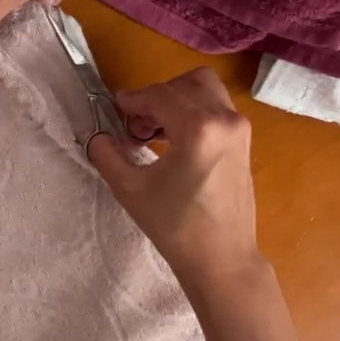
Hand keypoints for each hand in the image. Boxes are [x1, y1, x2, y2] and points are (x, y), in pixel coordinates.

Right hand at [86, 68, 262, 288]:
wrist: (221, 257)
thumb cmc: (175, 226)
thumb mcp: (131, 190)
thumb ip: (108, 157)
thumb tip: (95, 137)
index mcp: (199, 128)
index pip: (160, 96)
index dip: (133, 99)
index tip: (114, 109)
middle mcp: (225, 119)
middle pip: (188, 83)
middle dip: (158, 95)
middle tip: (136, 121)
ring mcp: (239, 130)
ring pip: (206, 93)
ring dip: (177, 102)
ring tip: (153, 131)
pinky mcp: (244, 143)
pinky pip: (217, 111)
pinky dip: (193, 114)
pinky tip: (173, 142)